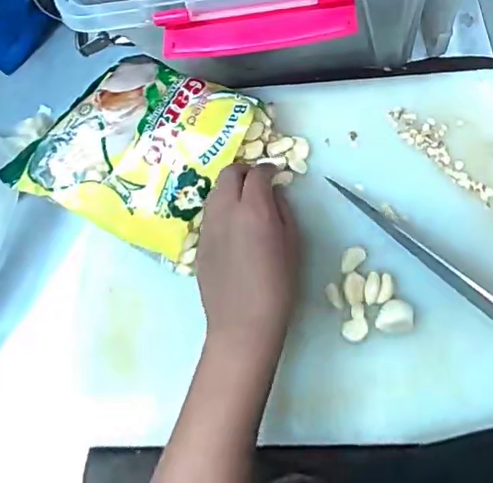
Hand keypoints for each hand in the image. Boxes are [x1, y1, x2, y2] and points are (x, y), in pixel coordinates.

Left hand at [195, 163, 300, 361]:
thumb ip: (283, 210)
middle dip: (245, 171)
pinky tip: (233, 225)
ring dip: (231, 187)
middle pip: (230, 173)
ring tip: (245, 201)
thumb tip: (274, 193)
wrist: (242, 325)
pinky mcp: (199, 241)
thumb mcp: (293, 244)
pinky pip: (210, 211)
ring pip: (216, 190)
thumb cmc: (277, 286)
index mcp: (253, 208)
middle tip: (258, 181)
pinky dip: (222, 207)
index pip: (258, 173)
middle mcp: (226, 209)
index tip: (276, 174)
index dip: (268, 169)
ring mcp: (208, 224)